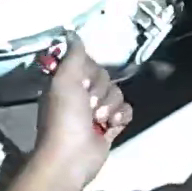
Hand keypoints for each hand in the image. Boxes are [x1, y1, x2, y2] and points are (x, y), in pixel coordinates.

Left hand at [30, 34, 131, 190]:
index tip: (84, 83)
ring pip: (118, 93)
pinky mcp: (111, 127)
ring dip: (111, 106)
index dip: (91, 72)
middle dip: (101, 91)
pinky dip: (122, 116)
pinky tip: (113, 124)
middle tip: (90, 106)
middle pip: (106, 78)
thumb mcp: (65, 80)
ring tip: (100, 120)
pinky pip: (126, 110)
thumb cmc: (64, 117)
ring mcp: (97, 112)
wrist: (71, 158)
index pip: (90, 64)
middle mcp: (82, 95)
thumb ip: (73, 56)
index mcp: (68, 83)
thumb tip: (72, 32)